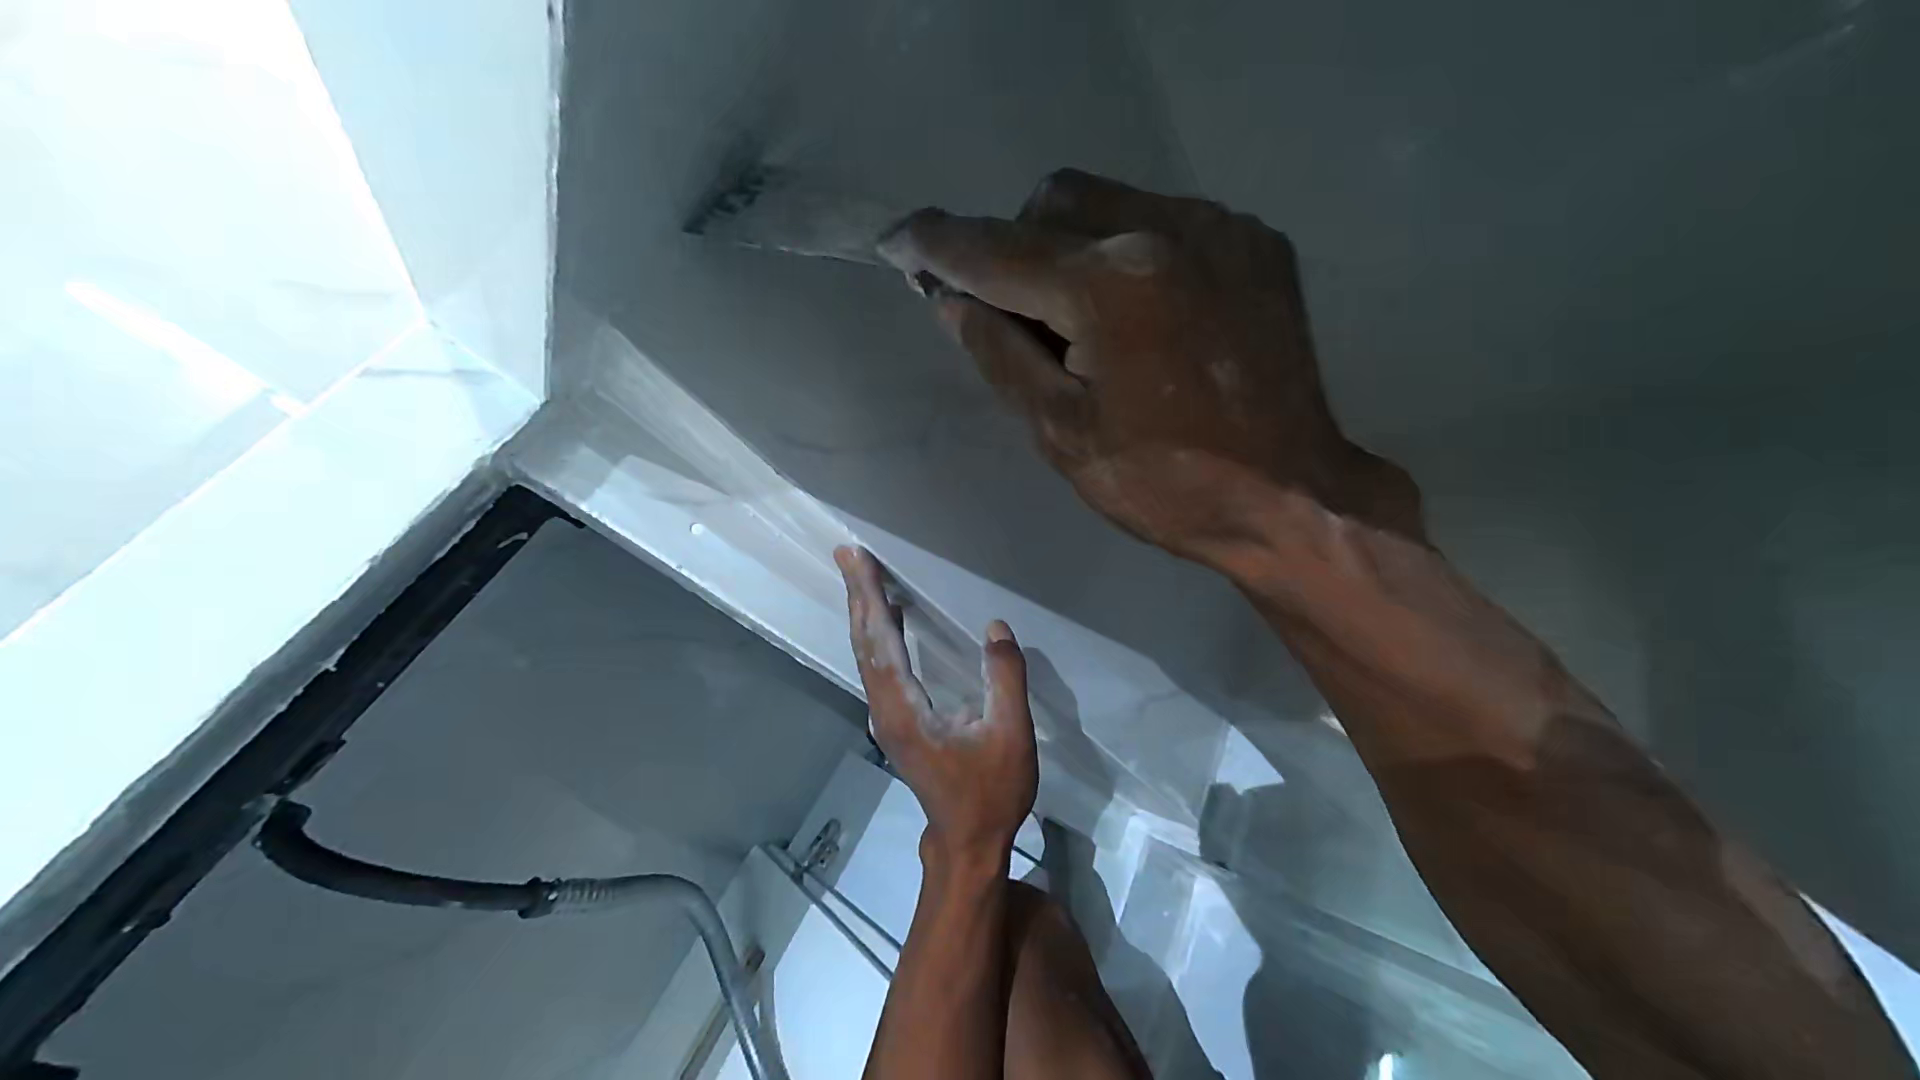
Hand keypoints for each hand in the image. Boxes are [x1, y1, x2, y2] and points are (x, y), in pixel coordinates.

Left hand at [835, 545, 1037, 860]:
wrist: (967, 842)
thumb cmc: (990, 791)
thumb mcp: (1011, 735)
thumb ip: (1005, 677)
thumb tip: (995, 627)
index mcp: (904, 708)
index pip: (880, 640)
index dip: (868, 596)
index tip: (854, 559)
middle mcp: (884, 709)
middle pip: (865, 642)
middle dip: (857, 594)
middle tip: (847, 554)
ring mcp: (886, 718)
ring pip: (868, 655)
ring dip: (865, 613)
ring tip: (863, 576)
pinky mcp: (895, 723)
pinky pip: (879, 667)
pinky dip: (880, 635)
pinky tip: (892, 620)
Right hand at [877, 169, 1424, 566]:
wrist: (1290, 497)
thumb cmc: (1166, 485)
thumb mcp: (1063, 433)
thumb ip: (1000, 355)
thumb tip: (949, 300)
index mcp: (1110, 288)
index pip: (996, 249)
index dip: (936, 244)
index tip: (895, 240)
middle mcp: (1166, 230)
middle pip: (1052, 200)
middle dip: (1014, 247)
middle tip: (1016, 315)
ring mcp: (1219, 228)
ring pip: (1109, 199)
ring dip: (1070, 245)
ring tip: (1085, 322)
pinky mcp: (1254, 242)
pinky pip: (1163, 219)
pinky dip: (1128, 252)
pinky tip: (1143, 315)